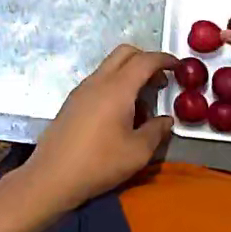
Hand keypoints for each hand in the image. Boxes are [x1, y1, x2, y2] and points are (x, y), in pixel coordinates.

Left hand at [19, 45, 176, 209]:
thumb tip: (165, 120)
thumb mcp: (138, 152)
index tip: (178, 67)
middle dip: (146, 60)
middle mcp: (98, 81)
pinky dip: (115, 86)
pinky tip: (120, 114)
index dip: (164, 59)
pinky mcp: (72, 102)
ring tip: (142, 104)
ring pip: (110, 67)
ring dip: (129, 74)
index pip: (145, 60)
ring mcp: (81, 90)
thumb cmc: (99, 163)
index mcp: (117, 88)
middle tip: (160, 82)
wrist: (52, 177)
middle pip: (124, 53)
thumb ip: (156, 131)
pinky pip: (99, 81)